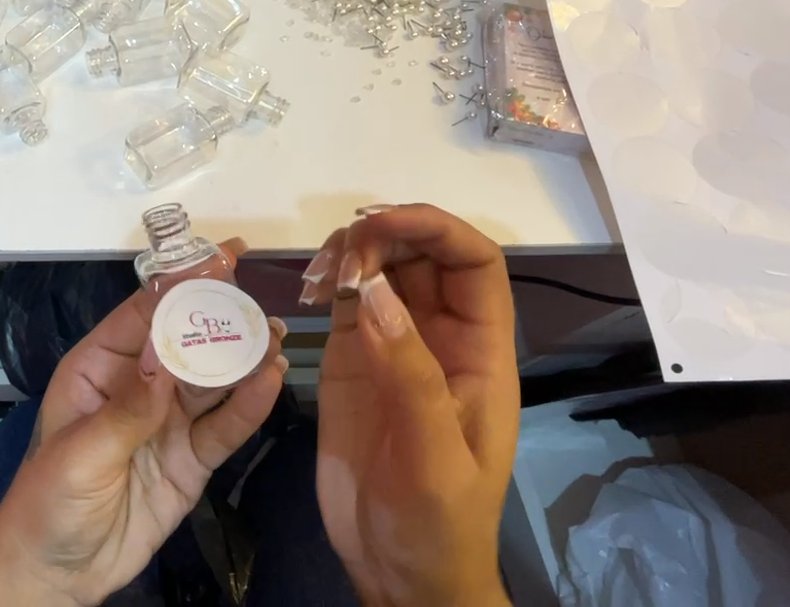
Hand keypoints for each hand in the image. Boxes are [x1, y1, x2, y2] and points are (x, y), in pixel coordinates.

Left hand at [0, 241, 288, 606]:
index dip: (179, 284)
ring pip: (210, 379)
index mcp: (98, 366)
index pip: (143, 314)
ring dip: (241, 357)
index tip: (217, 259)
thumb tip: (163, 357)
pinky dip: (248, 406)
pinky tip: (271, 382)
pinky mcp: (190, 460)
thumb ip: (127, 408)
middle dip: (218, 317)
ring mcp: (166, 422)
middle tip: (258, 298)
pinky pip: (223, 427)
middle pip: (183, 341)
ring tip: (274, 334)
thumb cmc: (49, 500)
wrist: (57, 573)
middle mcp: (137, 384)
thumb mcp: (81, 452)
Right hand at [301, 205, 518, 606]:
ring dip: (349, 252)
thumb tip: (370, 284)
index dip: (435, 228)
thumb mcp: (433, 454)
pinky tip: (309, 288)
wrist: (399, 570)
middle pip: (422, 254)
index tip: (378, 221)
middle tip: (337, 256)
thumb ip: (408, 369)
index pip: (474, 264)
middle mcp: (437, 336)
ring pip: (380, 267)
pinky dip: (326, 279)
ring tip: (318, 275)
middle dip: (383, 234)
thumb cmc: (436, 521)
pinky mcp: (351, 356)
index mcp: (480, 353)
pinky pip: (345, 298)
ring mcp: (391, 344)